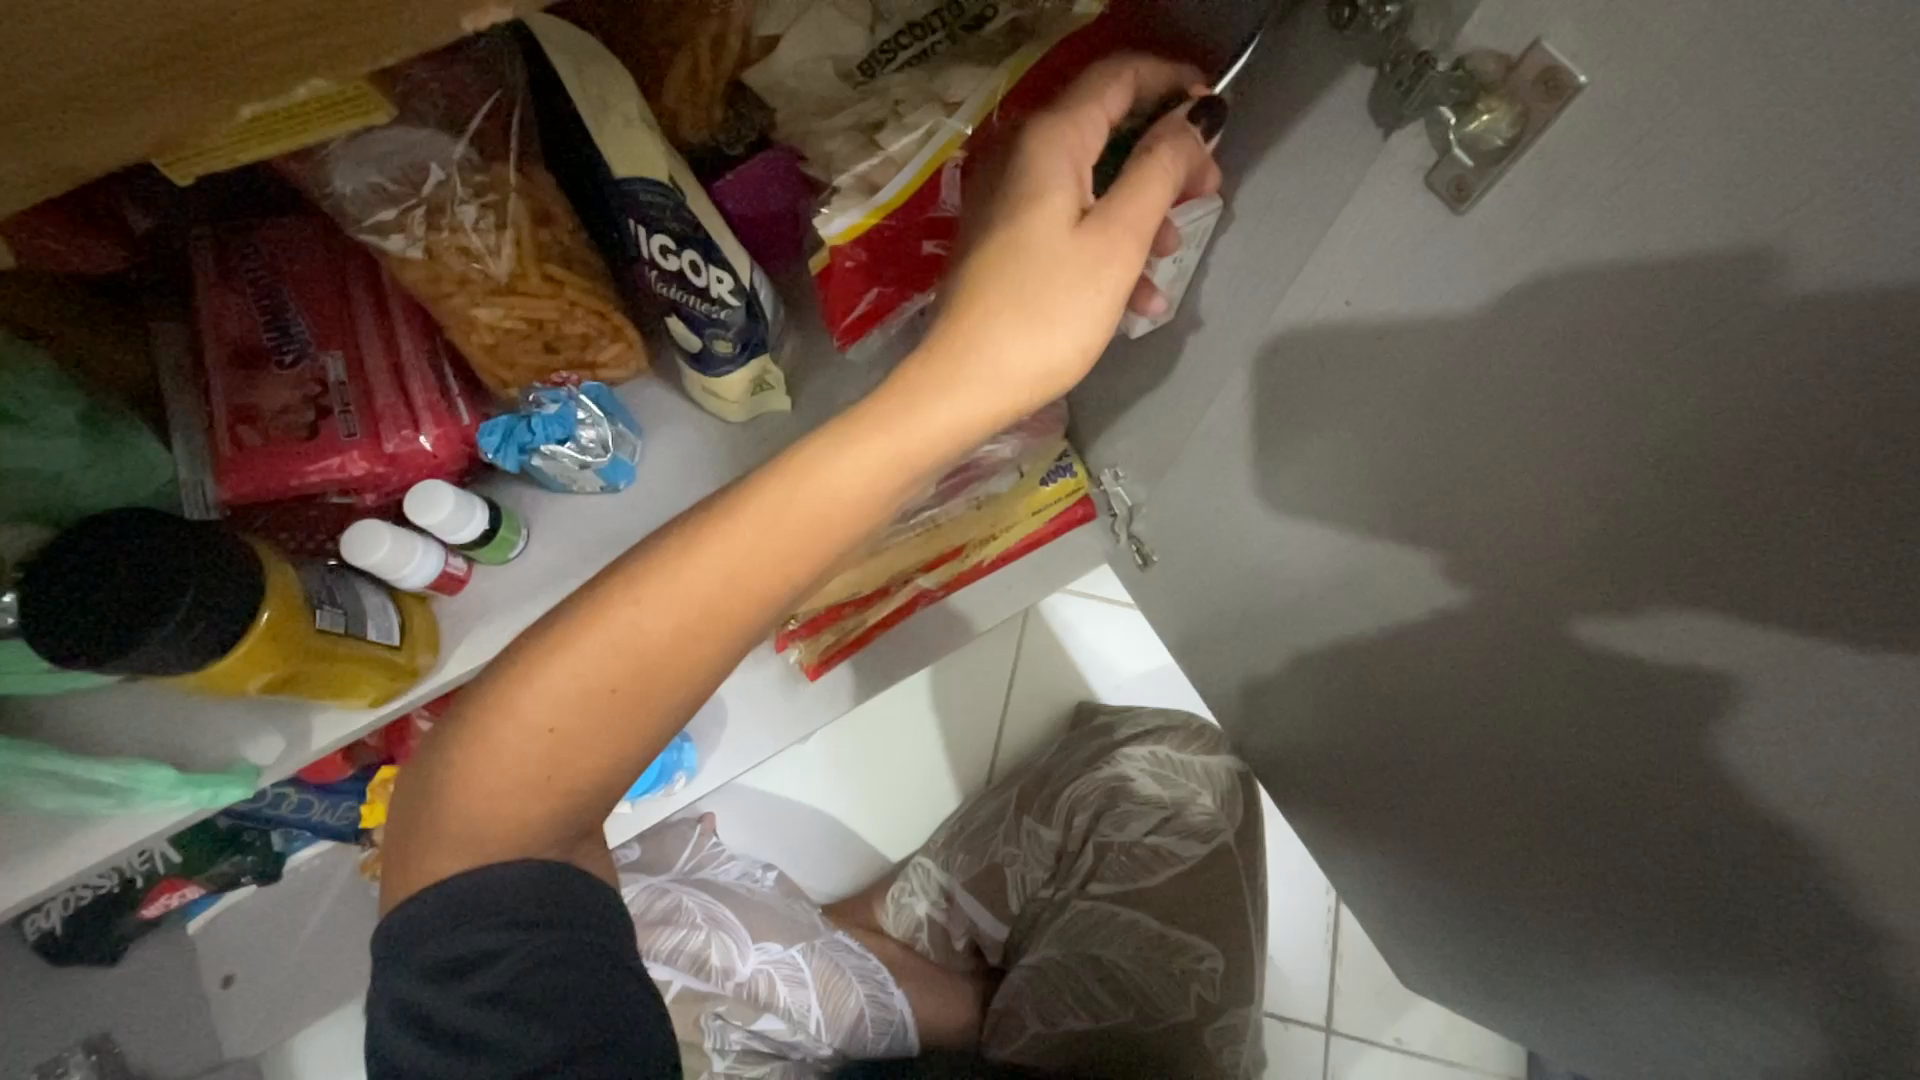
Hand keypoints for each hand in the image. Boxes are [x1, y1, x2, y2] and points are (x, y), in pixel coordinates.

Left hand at [901, 54, 1225, 428]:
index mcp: (1049, 140)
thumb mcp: (1118, 239)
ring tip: (1171, 259)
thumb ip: (1161, 168)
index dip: (1176, 83)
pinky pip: (1065, 225)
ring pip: (1090, 186)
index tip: (1218, 117)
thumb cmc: (1047, 314)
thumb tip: (1197, 116)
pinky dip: (1104, 247)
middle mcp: (1019, 156)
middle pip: (1107, 131)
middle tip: (1206, 196)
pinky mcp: (1002, 243)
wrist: (965, 384)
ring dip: (1140, 214)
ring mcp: (1005, 202)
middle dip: (1163, 159)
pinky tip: (1136, 299)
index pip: (1120, 76)